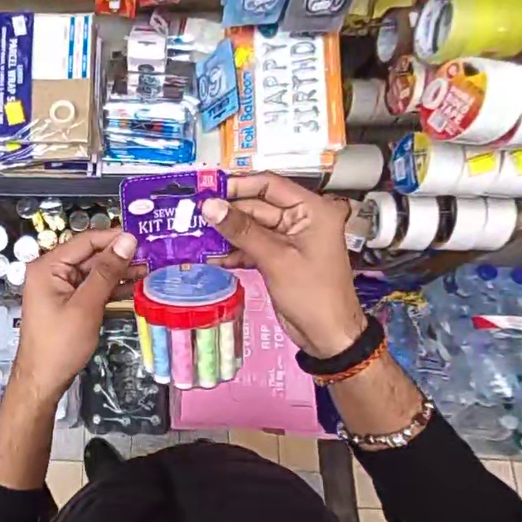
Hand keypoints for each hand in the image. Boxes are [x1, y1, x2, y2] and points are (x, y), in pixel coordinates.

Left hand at [9, 229, 140, 403]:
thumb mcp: (86, 305)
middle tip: (151, 254)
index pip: (85, 241)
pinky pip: (92, 287)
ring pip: (94, 271)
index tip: (141, 237)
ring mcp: (60, 287)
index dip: (113, 238)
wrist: (43, 380)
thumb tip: (126, 241)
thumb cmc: (59, 345)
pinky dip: (111, 286)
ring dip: (119, 271)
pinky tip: (134, 284)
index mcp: (48, 266)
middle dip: (119, 255)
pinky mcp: (69, 301)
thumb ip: (107, 271)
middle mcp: (52, 272)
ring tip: (148, 269)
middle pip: (90, 255)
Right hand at [202, 173, 364, 358]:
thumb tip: (211, 206)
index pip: (269, 185)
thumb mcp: (275, 258)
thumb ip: (241, 230)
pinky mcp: (277, 257)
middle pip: (256, 205)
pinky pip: (250, 245)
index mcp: (312, 210)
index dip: (238, 185)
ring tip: (196, 235)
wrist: (327, 336)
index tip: (208, 190)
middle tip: (194, 216)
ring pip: (250, 226)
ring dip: (225, 233)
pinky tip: (211, 256)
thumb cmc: (314, 295)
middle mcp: (301, 219)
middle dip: (226, 212)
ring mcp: (288, 239)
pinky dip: (232, 250)